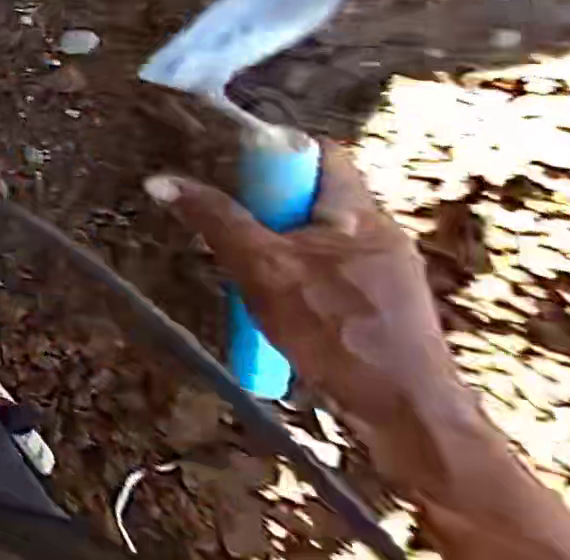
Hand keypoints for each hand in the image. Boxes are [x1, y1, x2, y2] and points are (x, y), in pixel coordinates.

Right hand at [146, 147, 464, 431]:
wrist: (409, 419)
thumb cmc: (335, 332)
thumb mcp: (260, 268)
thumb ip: (212, 218)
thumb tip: (160, 181)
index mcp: (359, 214)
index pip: (319, 152)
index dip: (272, 150)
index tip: (230, 166)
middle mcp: (376, 232)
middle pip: (306, 192)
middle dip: (261, 205)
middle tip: (232, 229)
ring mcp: (382, 268)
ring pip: (309, 231)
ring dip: (271, 242)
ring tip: (248, 271)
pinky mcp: (377, 299)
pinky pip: (321, 262)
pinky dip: (289, 269)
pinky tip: (273, 299)